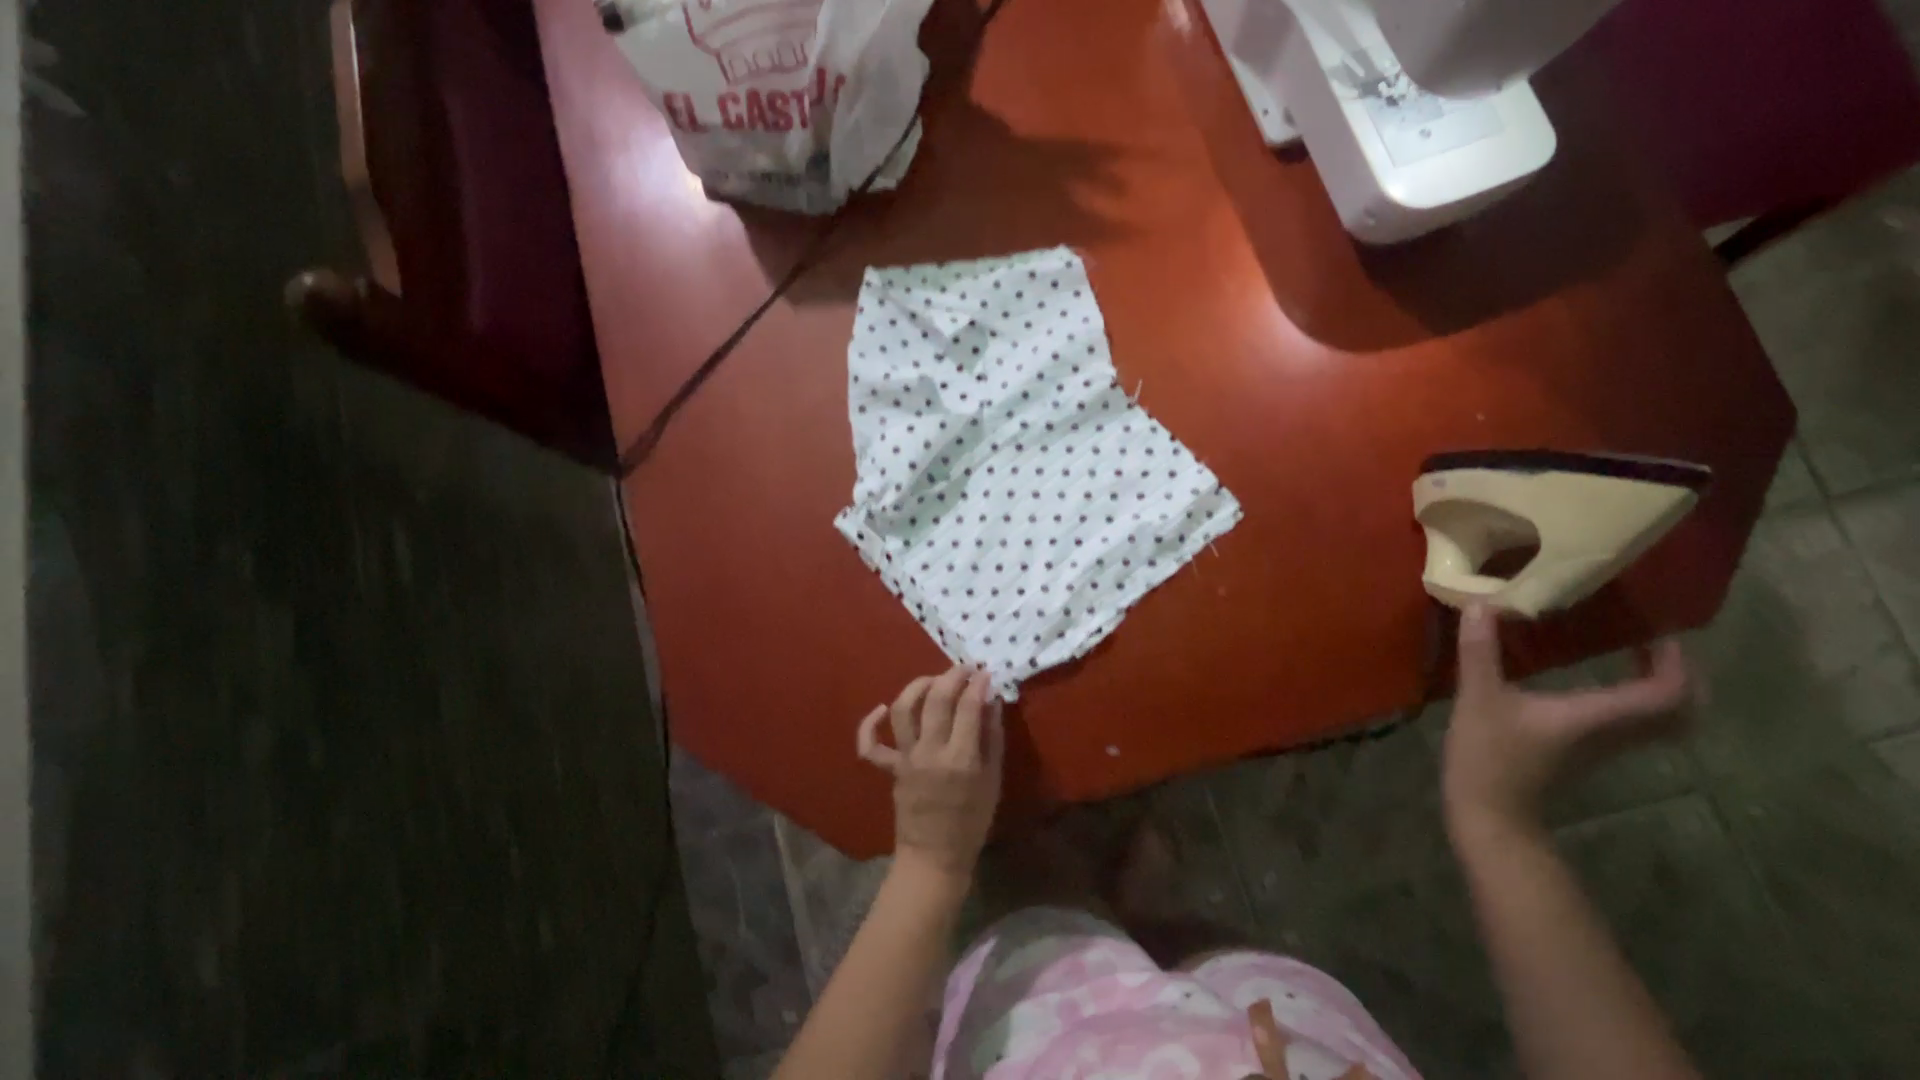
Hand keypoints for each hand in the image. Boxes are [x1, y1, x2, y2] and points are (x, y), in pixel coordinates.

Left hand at [856, 664, 1004, 882]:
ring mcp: (906, 759)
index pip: (969, 707)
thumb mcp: (993, 781)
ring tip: (933, 680)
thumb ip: (992, 738)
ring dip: (917, 687)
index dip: (978, 684)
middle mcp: (930, 752)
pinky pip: (870, 746)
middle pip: (936, 700)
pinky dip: (870, 724)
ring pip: (903, 711)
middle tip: (965, 668)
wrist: (935, 856)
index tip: (985, 672)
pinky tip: (881, 708)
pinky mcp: (890, 769)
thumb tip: (991, 701)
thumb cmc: (972, 822)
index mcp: (961, 758)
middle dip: (952, 676)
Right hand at [1443, 604, 1691, 834]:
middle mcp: (1613, 732)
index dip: (1675, 662)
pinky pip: (1634, 726)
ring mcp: (1603, 747)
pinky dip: (1634, 703)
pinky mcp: (1587, 755)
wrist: (1490, 815)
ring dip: (1661, 690)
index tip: (1657, 632)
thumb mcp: (1478, 699)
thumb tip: (1479, 605)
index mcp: (1597, 716)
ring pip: (1661, 722)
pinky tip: (1598, 683)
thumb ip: (1480, 652)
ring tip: (1633, 657)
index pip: (1668, 692)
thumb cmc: (1490, 757)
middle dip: (1680, 676)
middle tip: (1654, 644)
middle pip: (1681, 711)